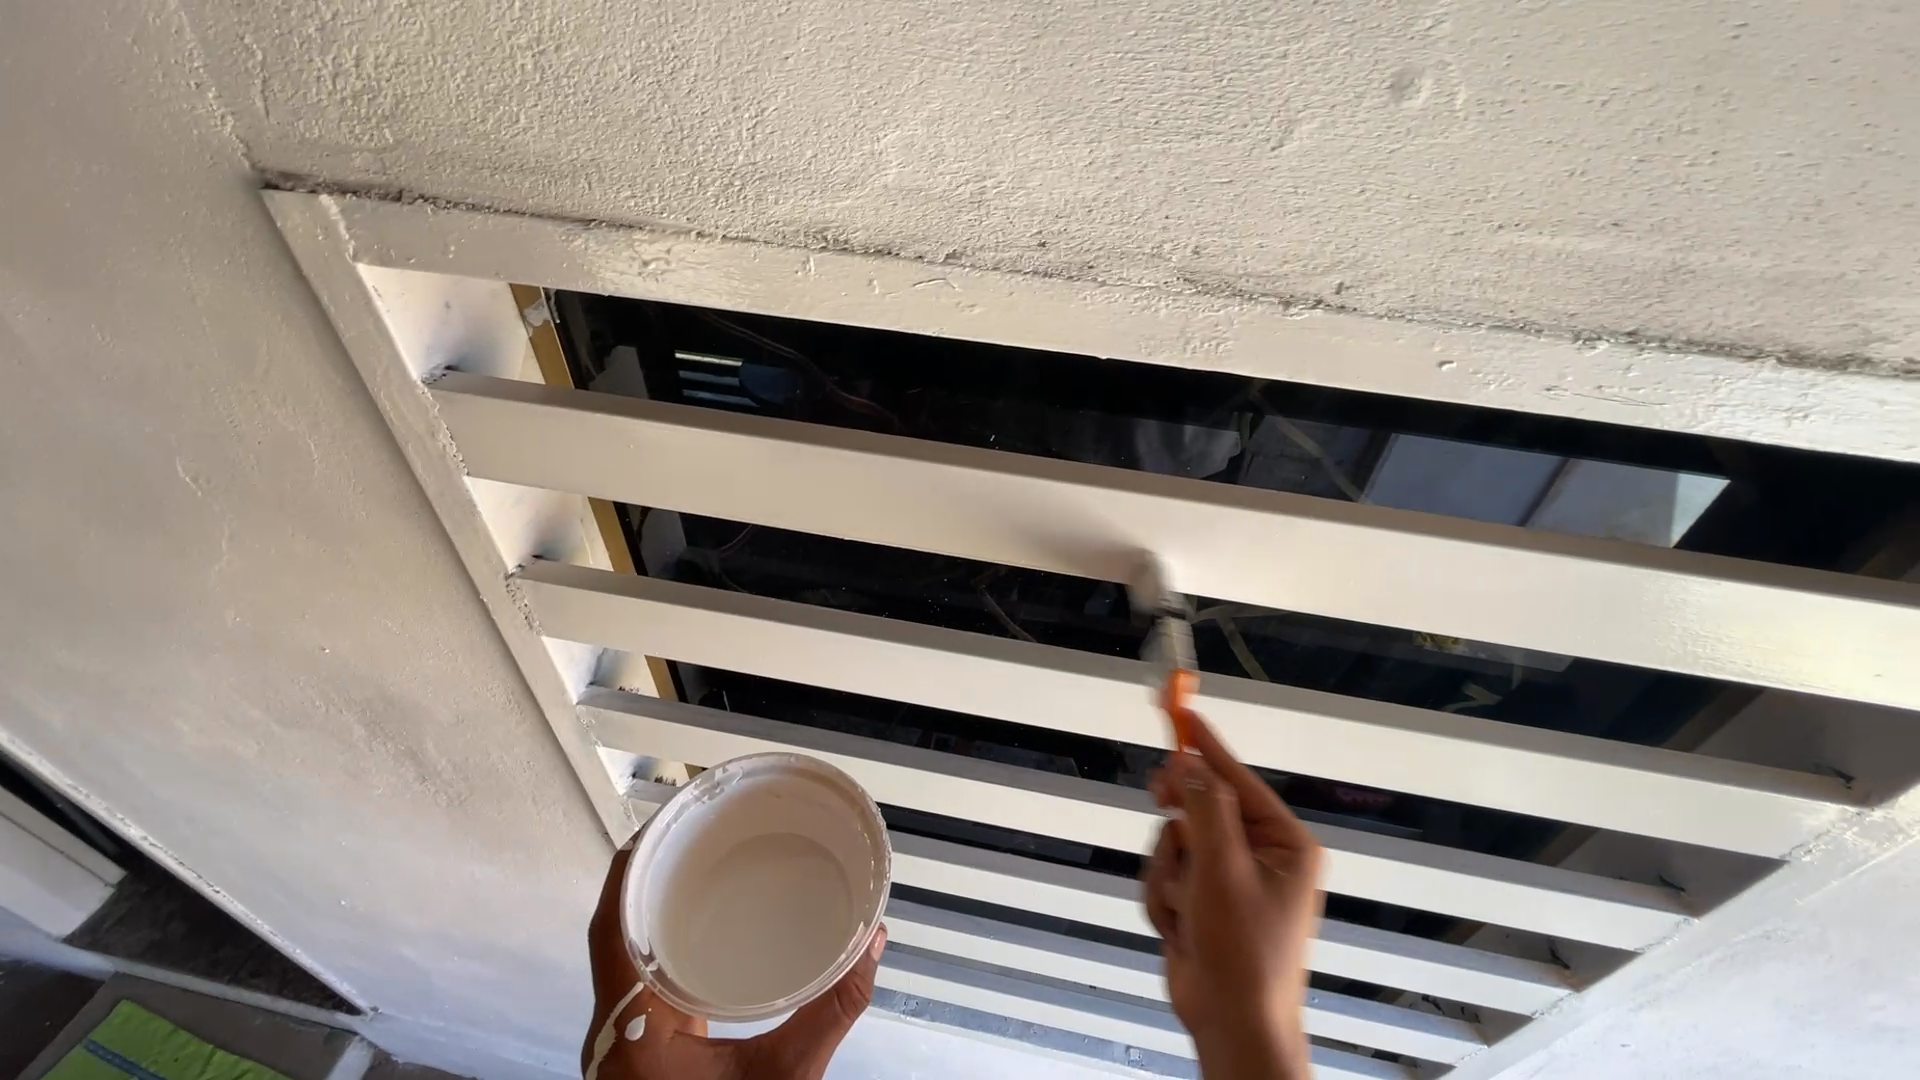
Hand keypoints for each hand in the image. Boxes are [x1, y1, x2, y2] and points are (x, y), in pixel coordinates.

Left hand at [583, 838, 885, 1079]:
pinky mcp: (641, 1056)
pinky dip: (657, 944)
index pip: (610, 935)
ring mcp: (624, 1049)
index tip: (654, 827)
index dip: (624, 875)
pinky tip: (689, 932)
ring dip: (645, 911)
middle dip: (640, 882)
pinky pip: (638, 982)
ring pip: (620, 961)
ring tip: (685, 867)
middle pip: (611, 939)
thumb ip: (833, 1006)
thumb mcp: (788, 1076)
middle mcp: (615, 1036)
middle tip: (682, 834)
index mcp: (634, 1035)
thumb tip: (872, 939)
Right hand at [1143, 712, 1323, 1079]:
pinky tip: (1180, 931)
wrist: (1230, 1025)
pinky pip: (1166, 873)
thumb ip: (1206, 808)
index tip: (1180, 710)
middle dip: (1178, 822)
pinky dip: (1164, 898)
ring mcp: (1227, 878)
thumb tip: (1190, 767)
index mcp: (1283, 843)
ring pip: (1174, 841)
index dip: (1205, 744)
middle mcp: (1258, 854)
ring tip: (1186, 911)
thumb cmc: (1242, 951)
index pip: (1238, 778)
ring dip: (1170, 875)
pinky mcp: (1202, 899)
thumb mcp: (1223, 870)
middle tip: (1157, 800)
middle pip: (1199, 805)